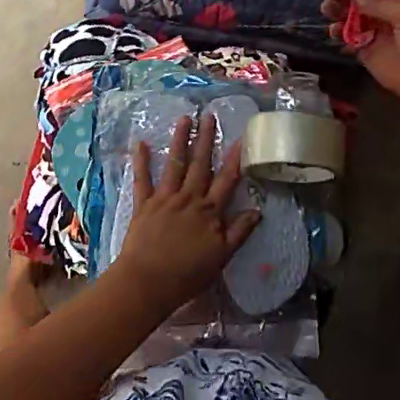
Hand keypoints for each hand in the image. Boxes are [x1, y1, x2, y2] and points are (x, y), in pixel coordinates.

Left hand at [110, 114, 261, 309]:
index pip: (226, 179)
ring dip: (180, 141)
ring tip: (184, 119)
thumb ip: (239, 232)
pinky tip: (141, 143)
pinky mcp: (143, 205)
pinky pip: (142, 179)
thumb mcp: (222, 256)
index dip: (235, 159)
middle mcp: (189, 198)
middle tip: (210, 116)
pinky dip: (141, 161)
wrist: (147, 282)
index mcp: (209, 211)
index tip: (240, 138)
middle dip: (206, 139)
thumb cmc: (188, 274)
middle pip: (200, 164)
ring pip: (175, 164)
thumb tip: (257, 211)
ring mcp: (165, 199)